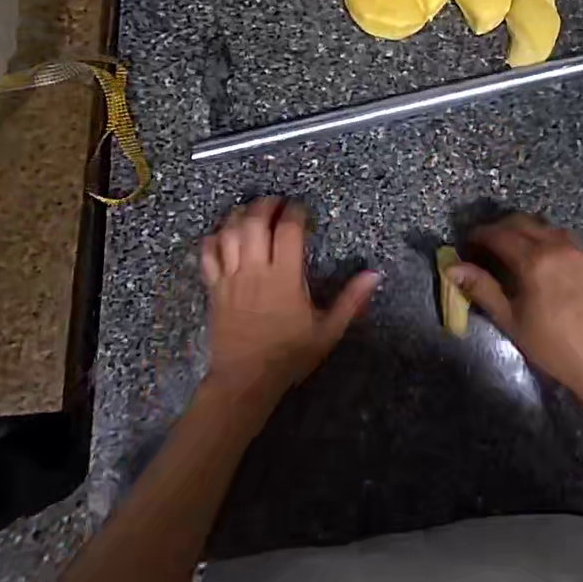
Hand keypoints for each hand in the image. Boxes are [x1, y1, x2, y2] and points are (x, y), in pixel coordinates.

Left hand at [200, 197, 377, 403]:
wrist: (245, 380)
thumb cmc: (289, 355)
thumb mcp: (327, 331)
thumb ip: (351, 300)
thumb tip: (374, 274)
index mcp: (284, 277)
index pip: (288, 230)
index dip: (295, 212)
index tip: (302, 208)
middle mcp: (255, 271)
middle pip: (254, 223)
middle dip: (265, 205)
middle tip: (276, 201)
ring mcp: (231, 278)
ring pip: (229, 233)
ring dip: (239, 215)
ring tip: (251, 211)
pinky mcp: (214, 289)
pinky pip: (208, 255)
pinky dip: (213, 238)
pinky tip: (222, 234)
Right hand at [448, 214, 582, 402]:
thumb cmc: (551, 344)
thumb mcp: (510, 318)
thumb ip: (482, 288)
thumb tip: (451, 268)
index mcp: (534, 260)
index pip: (498, 235)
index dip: (479, 236)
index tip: (465, 244)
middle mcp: (555, 246)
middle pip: (519, 222)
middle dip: (497, 228)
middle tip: (482, 245)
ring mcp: (574, 249)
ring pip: (540, 225)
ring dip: (519, 229)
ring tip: (506, 248)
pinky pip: (558, 234)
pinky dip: (541, 235)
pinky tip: (535, 255)